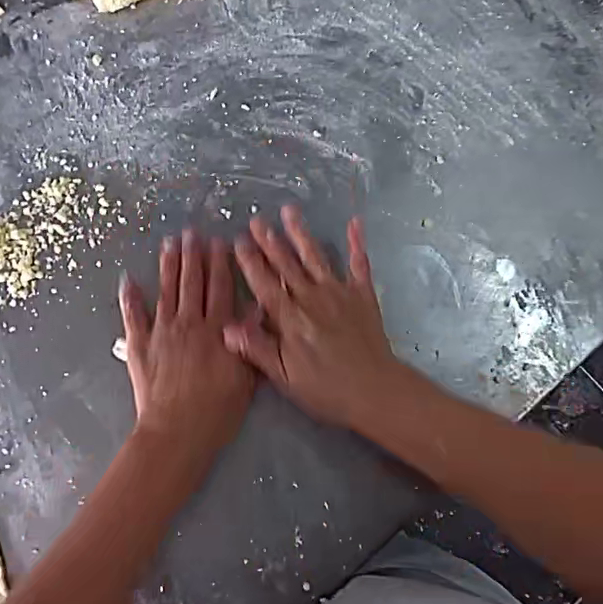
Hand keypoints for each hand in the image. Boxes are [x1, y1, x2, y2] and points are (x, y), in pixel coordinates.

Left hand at [120, 231, 255, 462]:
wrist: (177, 432)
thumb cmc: (218, 411)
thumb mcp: (247, 377)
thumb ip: (252, 341)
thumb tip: (259, 309)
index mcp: (218, 329)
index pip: (220, 288)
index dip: (220, 263)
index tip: (219, 242)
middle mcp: (190, 322)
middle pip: (193, 282)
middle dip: (194, 255)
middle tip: (192, 232)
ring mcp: (162, 330)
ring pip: (167, 290)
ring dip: (168, 265)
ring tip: (170, 244)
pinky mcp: (140, 344)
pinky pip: (133, 315)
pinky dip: (130, 297)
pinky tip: (128, 280)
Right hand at [226, 206, 413, 429]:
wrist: (377, 393)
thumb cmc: (326, 389)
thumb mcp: (285, 377)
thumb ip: (256, 349)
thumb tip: (225, 328)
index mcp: (290, 319)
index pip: (264, 284)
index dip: (249, 262)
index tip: (237, 241)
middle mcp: (311, 298)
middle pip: (286, 265)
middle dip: (269, 241)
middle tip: (256, 219)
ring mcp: (338, 293)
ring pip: (315, 257)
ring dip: (301, 233)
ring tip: (289, 210)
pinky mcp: (362, 295)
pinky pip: (358, 264)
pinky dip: (356, 243)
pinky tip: (354, 223)